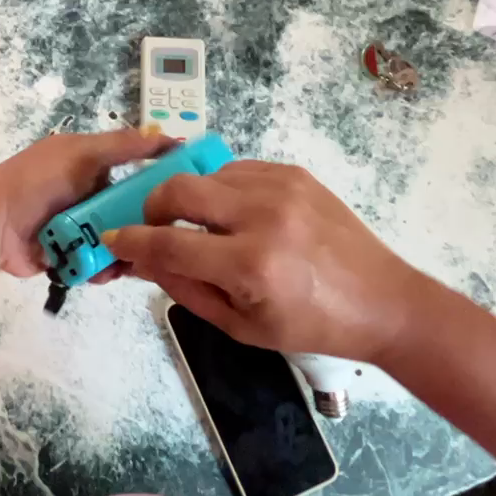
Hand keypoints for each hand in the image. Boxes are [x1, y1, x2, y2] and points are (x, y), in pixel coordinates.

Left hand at [0, 128, 174, 276]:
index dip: (158, 181)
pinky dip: (102, 268)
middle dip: (143, 225)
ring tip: (133, 260)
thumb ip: (123, 145)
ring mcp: (76, 225)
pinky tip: (107, 272)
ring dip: (123, 249)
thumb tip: (169, 136)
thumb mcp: (81, 153)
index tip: (185, 196)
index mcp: (87, 162)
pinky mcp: (67, 254)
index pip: (134, 168)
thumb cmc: (36, 181)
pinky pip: (95, 262)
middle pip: (129, 210)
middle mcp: (85, 192)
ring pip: (115, 239)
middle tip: (163, 237)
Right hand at [102, 161, 429, 361]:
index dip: (131, 242)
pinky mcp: (293, 173)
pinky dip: (221, 190)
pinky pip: (235, 170)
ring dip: (191, 200)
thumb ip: (184, 289)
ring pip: (205, 176)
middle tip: (155, 228)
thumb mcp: (241, 325)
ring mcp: (280, 187)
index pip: (169, 245)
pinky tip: (234, 215)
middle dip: (152, 208)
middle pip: (178, 191)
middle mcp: (263, 217)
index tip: (112, 240)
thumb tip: (141, 260)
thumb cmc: (310, 325)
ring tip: (204, 228)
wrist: (383, 301)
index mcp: (251, 266)